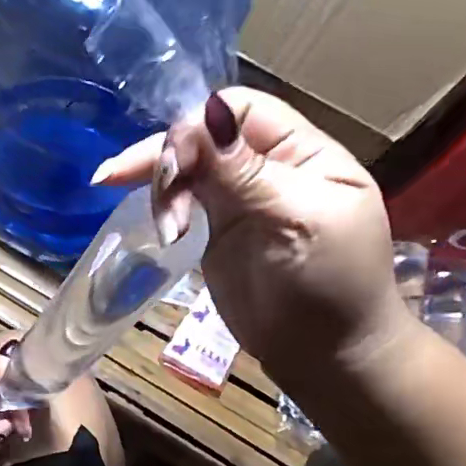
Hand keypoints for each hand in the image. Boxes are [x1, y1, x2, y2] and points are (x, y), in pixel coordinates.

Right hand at [92, 89, 405, 383]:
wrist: (325, 355)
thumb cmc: (330, 287)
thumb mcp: (297, 222)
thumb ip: (246, 172)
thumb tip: (206, 115)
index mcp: (302, 151)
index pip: (241, 109)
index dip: (200, 125)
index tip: (176, 163)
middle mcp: (268, 165)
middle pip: (205, 135)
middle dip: (170, 157)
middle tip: (135, 188)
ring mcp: (240, 197)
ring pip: (188, 167)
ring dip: (162, 187)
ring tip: (164, 230)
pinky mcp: (218, 229)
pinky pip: (183, 199)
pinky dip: (162, 205)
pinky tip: (155, 224)